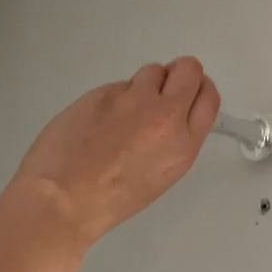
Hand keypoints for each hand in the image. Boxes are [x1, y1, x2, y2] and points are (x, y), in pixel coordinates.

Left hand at [3, 57, 220, 246]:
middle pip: (188, 69)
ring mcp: (133, 100)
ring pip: (152, 71)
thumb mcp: (157, 178)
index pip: (208, 97)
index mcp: (183, 146)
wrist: (63, 198)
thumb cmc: (107, 201)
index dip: (197, 90)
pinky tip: (96, 121)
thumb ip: (170, 143)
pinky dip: (112, 98)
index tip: (186, 93)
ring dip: (142, 85)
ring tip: (122, 113)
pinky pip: (118, 84)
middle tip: (157, 93)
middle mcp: (164, 117)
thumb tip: (166, 120)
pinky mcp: (104, 92)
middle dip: (176, 75)